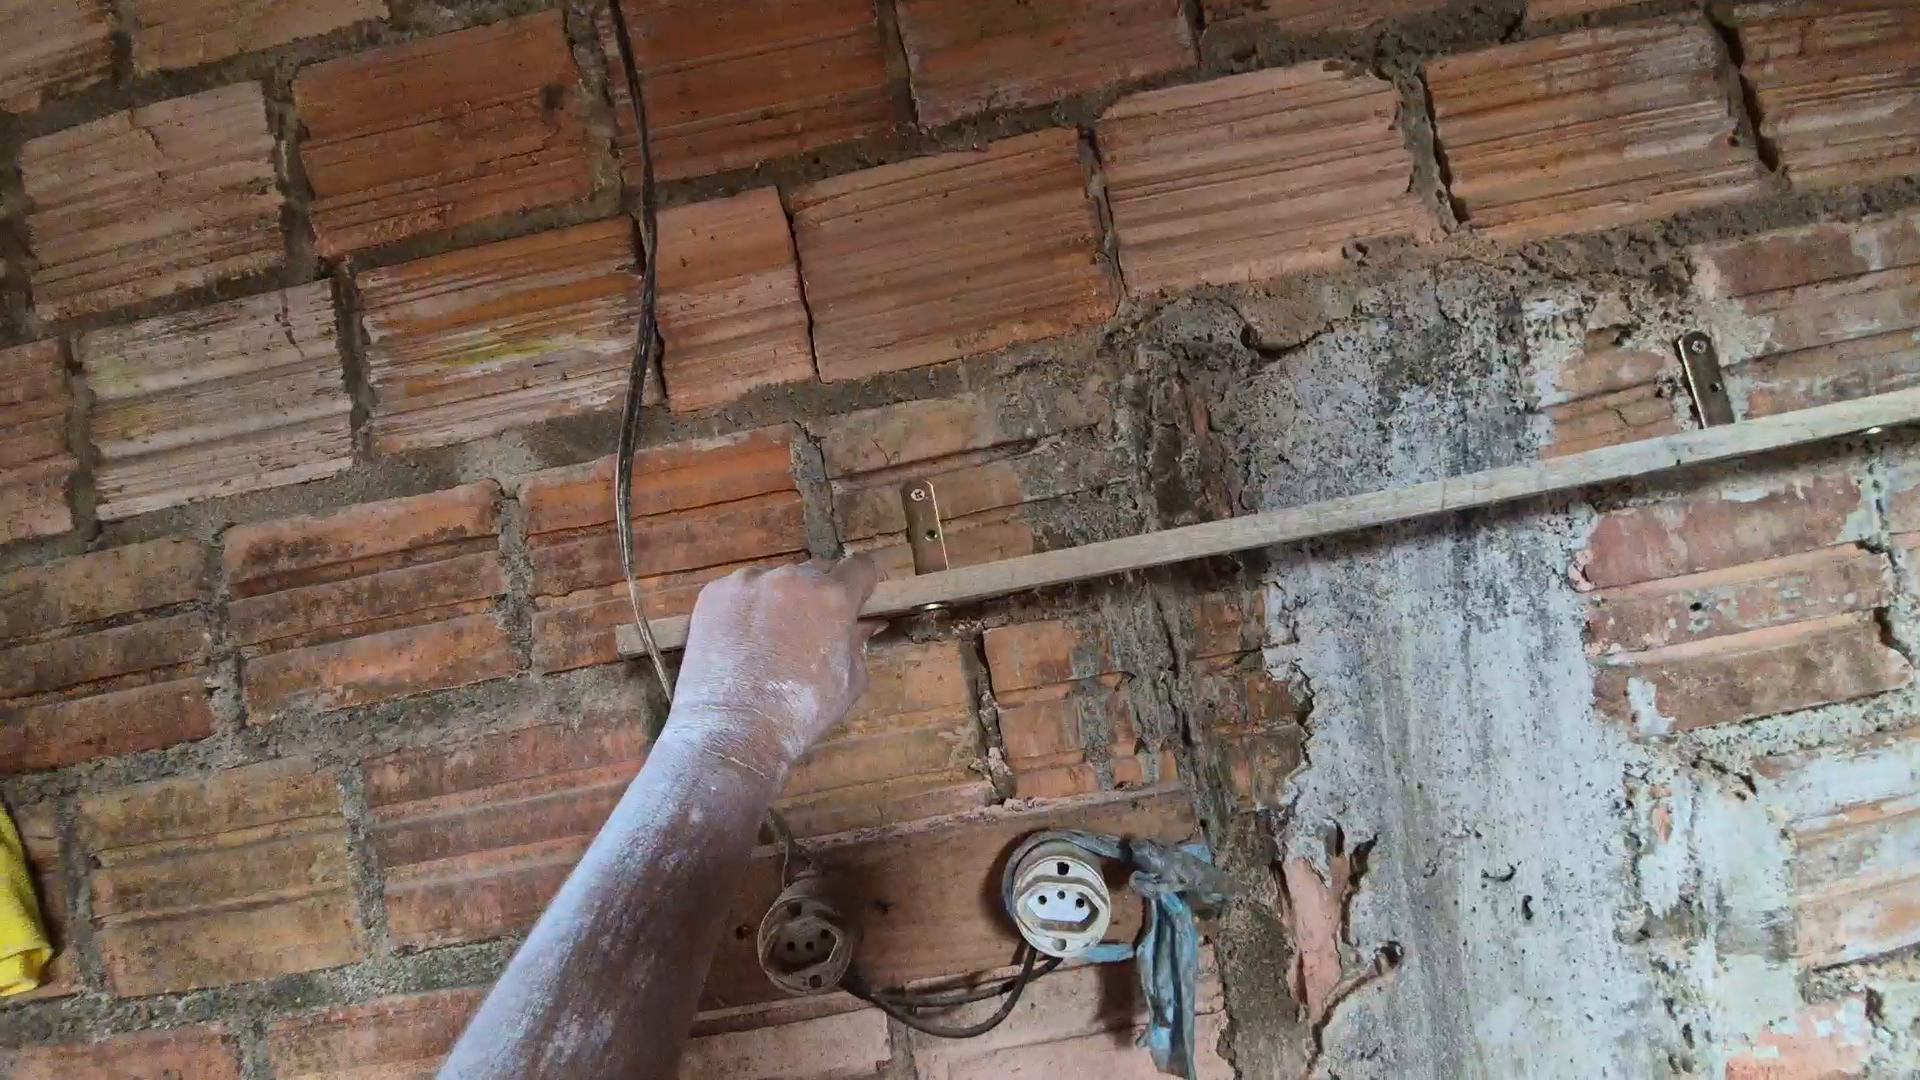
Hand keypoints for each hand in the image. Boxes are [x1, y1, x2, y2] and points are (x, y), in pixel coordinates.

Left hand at [666, 556, 885, 776]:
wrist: (734, 731)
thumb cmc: (802, 714)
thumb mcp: (850, 682)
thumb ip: (860, 643)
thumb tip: (865, 623)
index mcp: (834, 598)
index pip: (861, 565)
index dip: (861, 584)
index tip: (855, 600)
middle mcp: (794, 578)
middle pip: (818, 570)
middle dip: (820, 594)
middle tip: (809, 629)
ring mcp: (750, 581)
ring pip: (778, 579)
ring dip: (781, 598)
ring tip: (769, 639)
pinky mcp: (716, 592)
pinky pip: (742, 589)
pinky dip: (746, 607)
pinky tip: (742, 640)